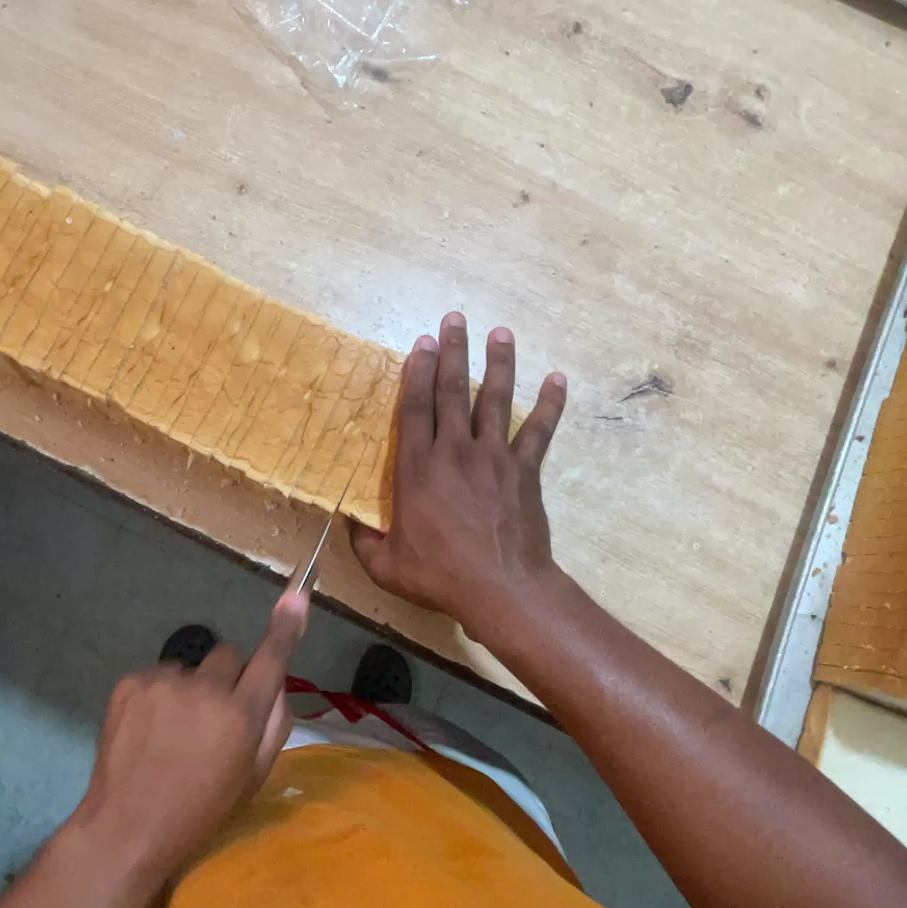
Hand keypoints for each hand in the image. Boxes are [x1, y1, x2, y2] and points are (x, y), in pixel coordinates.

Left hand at [67, 591, 308, 886]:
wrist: (127, 828)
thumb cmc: (200, 811)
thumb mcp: (254, 778)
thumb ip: (274, 725)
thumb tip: (277, 684)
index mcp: (241, 716)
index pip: (271, 660)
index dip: (285, 627)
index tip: (297, 595)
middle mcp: (205, 689)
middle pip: (228, 656)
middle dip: (227, 678)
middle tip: (211, 718)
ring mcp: (164, 682)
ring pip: (190, 669)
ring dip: (189, 690)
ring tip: (171, 733)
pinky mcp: (130, 683)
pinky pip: (157, 677)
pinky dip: (157, 697)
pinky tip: (148, 730)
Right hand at [352, 311, 568, 638]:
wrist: (501, 588)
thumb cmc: (439, 576)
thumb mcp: (385, 566)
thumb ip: (365, 541)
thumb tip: (348, 522)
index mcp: (418, 470)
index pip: (414, 409)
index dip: (415, 373)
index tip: (421, 343)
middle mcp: (454, 452)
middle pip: (452, 392)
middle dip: (453, 352)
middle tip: (455, 319)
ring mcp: (494, 458)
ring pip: (495, 400)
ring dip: (498, 364)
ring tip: (501, 333)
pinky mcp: (524, 471)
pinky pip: (539, 432)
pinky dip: (549, 405)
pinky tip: (558, 379)